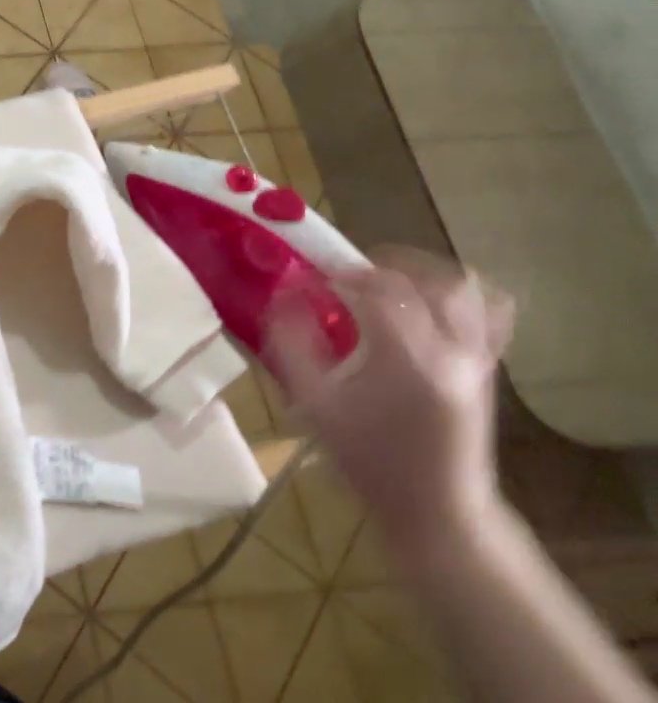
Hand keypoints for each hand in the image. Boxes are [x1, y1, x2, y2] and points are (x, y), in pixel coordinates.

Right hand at [266, 249, 514, 550]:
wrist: (436, 506)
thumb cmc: (366, 457)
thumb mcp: (314, 402)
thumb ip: (292, 343)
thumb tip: (283, 295)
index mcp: (408, 358)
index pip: (380, 289)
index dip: (342, 273)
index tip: (310, 278)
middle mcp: (453, 350)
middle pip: (430, 280)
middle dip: (385, 266)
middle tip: (347, 276)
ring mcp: (478, 359)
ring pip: (468, 292)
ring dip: (424, 277)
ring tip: (387, 284)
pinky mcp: (487, 369)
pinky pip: (488, 315)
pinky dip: (456, 298)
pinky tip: (422, 307)